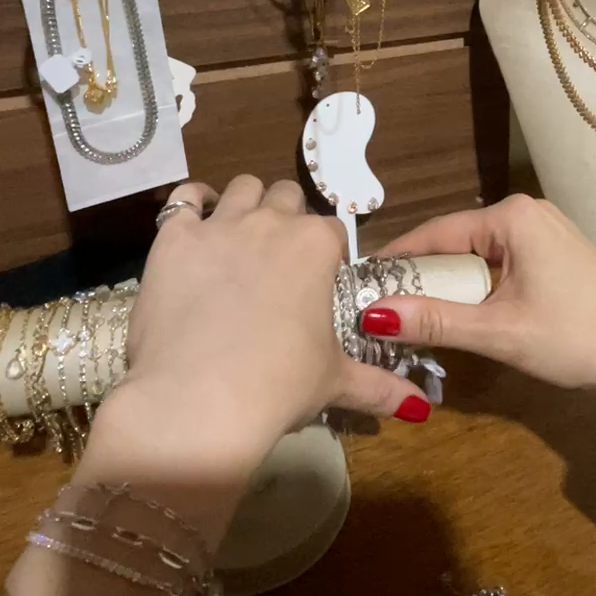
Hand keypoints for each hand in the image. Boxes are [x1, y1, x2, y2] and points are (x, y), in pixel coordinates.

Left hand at [70, 176, 427, 534]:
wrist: (199, 401)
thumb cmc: (279, 386)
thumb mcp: (335, 382)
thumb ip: (381, 388)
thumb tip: (420, 409)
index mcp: (317, 244)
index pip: (333, 229)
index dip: (327, 252)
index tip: (318, 280)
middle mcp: (273, 221)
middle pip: (287, 196)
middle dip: (287, 218)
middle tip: (278, 258)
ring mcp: (222, 224)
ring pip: (243, 187)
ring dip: (247, 203)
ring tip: (239, 236)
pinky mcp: (175, 237)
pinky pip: (185, 198)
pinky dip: (194, 203)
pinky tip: (196, 225)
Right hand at [364, 195, 595, 459]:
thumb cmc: (576, 336)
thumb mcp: (500, 331)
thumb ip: (436, 321)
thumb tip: (373, 314)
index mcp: (510, 217)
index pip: (434, 232)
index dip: (395, 260)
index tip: (359, 283)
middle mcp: (524, 211)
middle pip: (455, 242)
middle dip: (422, 276)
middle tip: (383, 309)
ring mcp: (543, 228)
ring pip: (476, 254)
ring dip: (450, 284)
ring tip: (415, 315)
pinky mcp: (554, 250)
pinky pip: (500, 261)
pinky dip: (478, 284)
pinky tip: (465, 311)